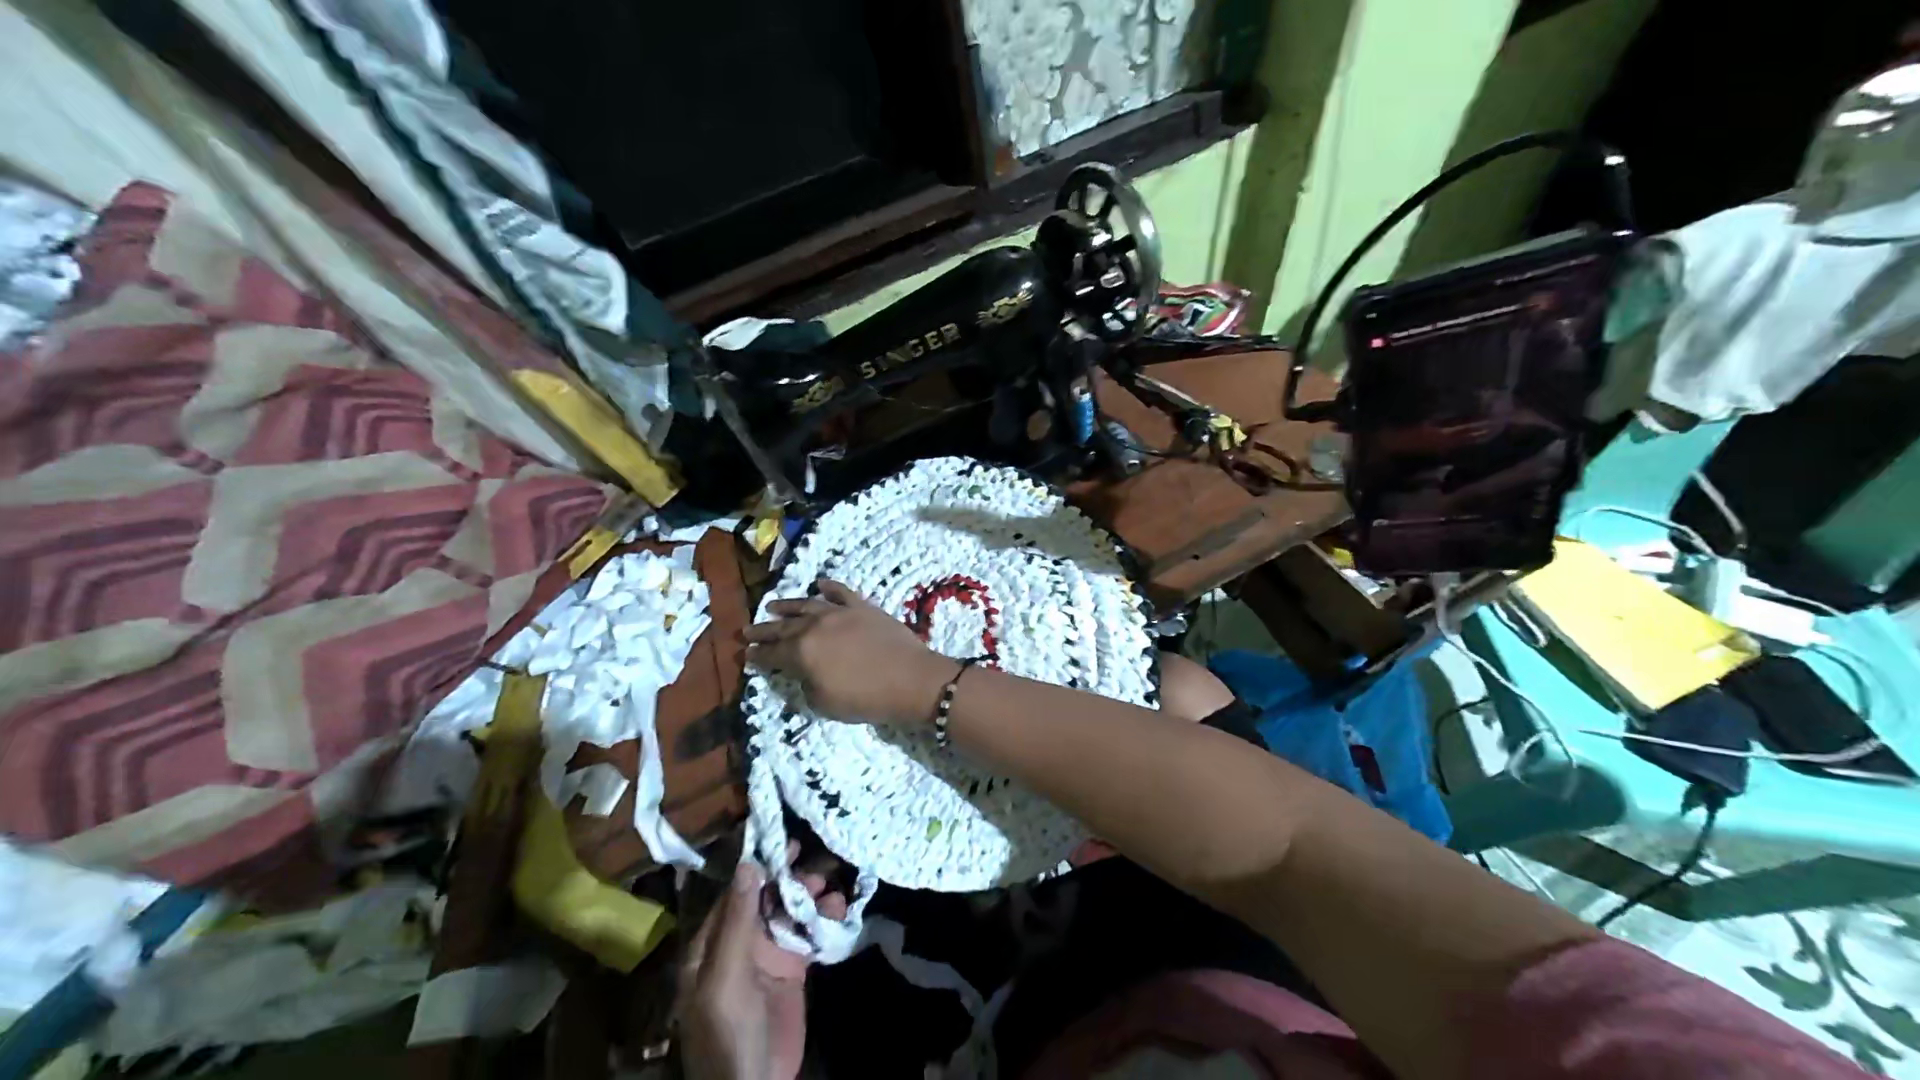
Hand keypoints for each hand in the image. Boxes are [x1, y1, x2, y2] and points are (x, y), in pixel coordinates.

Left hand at [677, 854, 847, 1079]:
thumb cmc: (729, 1033)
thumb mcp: (726, 978)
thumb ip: (737, 923)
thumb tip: (747, 865)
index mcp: (713, 943)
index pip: (735, 893)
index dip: (759, 866)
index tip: (784, 842)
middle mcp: (740, 943)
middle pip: (765, 898)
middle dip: (788, 877)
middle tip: (813, 859)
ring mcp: (768, 955)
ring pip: (789, 912)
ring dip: (808, 896)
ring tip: (828, 888)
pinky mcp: (793, 969)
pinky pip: (808, 934)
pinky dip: (823, 919)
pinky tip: (837, 909)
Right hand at [743, 579, 956, 726]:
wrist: (910, 679)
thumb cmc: (866, 698)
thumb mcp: (824, 704)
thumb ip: (806, 686)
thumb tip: (804, 674)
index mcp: (801, 653)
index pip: (771, 654)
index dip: (756, 656)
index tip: (745, 655)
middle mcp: (815, 627)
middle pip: (782, 627)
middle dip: (763, 630)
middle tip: (747, 631)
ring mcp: (840, 613)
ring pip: (806, 605)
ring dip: (787, 606)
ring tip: (772, 606)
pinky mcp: (863, 607)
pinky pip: (841, 592)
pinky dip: (829, 587)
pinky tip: (819, 584)